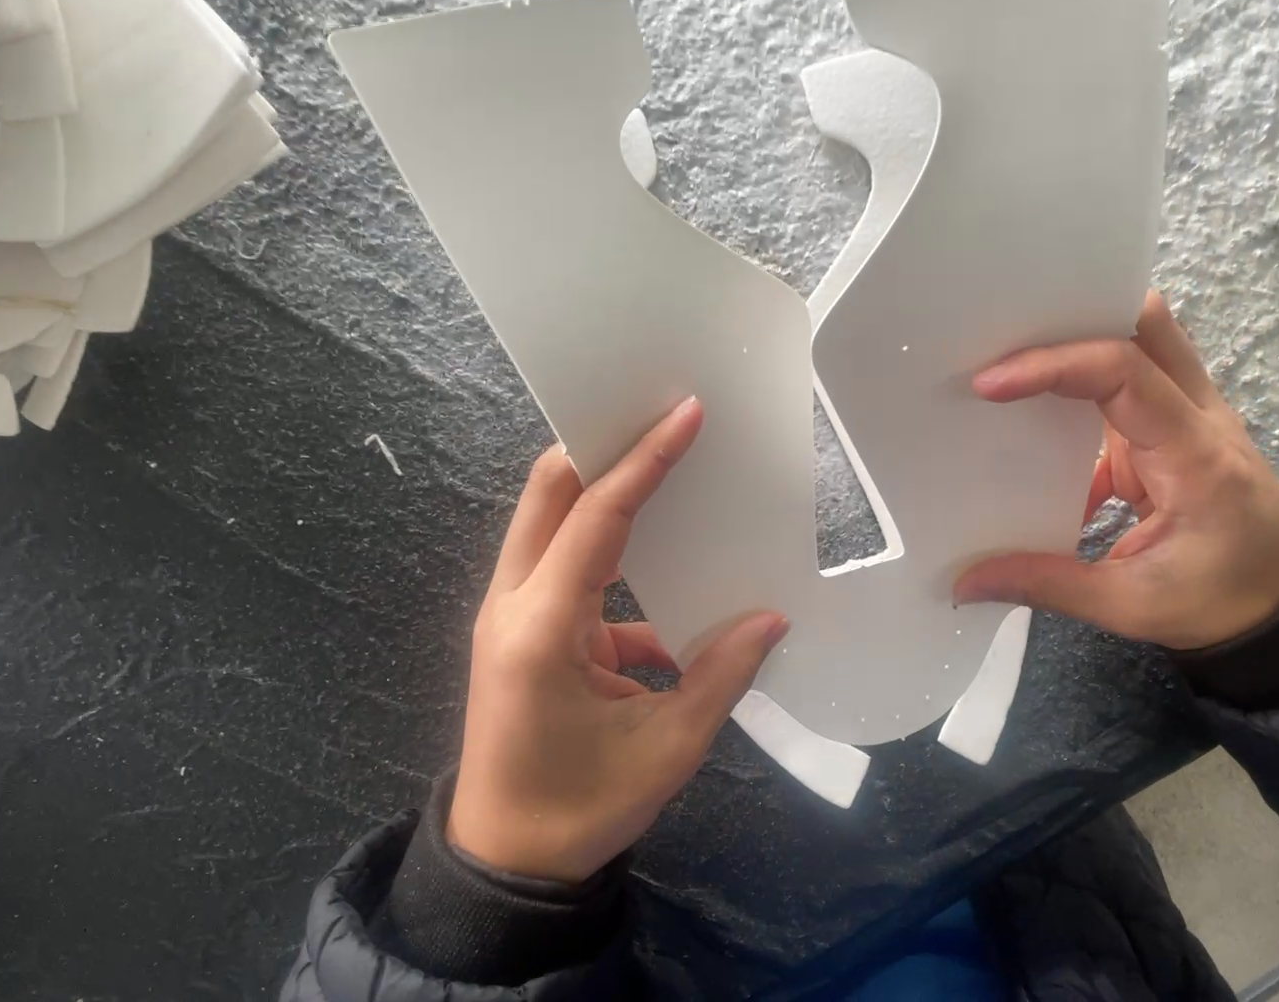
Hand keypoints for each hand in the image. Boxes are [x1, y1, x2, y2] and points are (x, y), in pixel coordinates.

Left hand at [448, 398, 790, 881]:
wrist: (506, 865)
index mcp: (542, 629)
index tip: (683, 414)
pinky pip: (567, 573)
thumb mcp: (667, 748)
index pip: (597, 518)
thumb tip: (771, 619)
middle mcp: (513, 606)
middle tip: (651, 413)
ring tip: (658, 464)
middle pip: (546, 496)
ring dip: (598, 492)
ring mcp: (510, 617)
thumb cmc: (581, 809)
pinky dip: (610, 560)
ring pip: (549, 526)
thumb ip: (722, 675)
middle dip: (597, 447)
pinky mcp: (522, 633)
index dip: (644, 461)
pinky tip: (662, 584)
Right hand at [953, 291, 1278, 649]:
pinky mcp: (1173, 424)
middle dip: (1077, 315)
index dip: (1053, 365)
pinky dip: (1084, 375)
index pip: (1124, 375)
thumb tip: (967, 580)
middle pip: (1146, 325)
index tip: (989, 382)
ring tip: (1014, 349)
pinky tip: (1037, 404)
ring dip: (1082, 335)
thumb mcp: (1132, 606)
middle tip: (1008, 331)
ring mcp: (1190, 413)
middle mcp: (1198, 416)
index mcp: (1194, 456)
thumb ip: (1049, 585)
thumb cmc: (1224, 601)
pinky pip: (1130, 376)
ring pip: (1144, 337)